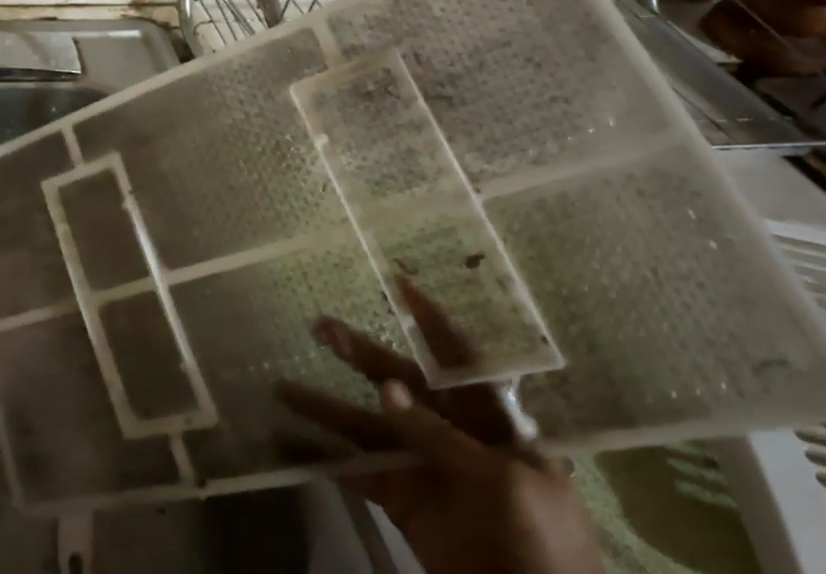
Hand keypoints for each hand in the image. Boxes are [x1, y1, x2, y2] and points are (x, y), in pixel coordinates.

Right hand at [283, 279, 603, 573]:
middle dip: (361, 354)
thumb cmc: (543, 541)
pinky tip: (287, 443)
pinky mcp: (403, 501)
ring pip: (367, 425)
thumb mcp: (505, 483)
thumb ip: (442, 436)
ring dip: (326, 406)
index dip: (433, 322)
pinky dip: (321, 458)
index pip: (462, 360)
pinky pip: (356, 471)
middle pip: (401, 384)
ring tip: (281, 386)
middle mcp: (455, 435)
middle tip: (320, 327)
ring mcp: (424, 468)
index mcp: (495, 424)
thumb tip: (386, 390)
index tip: (399, 283)